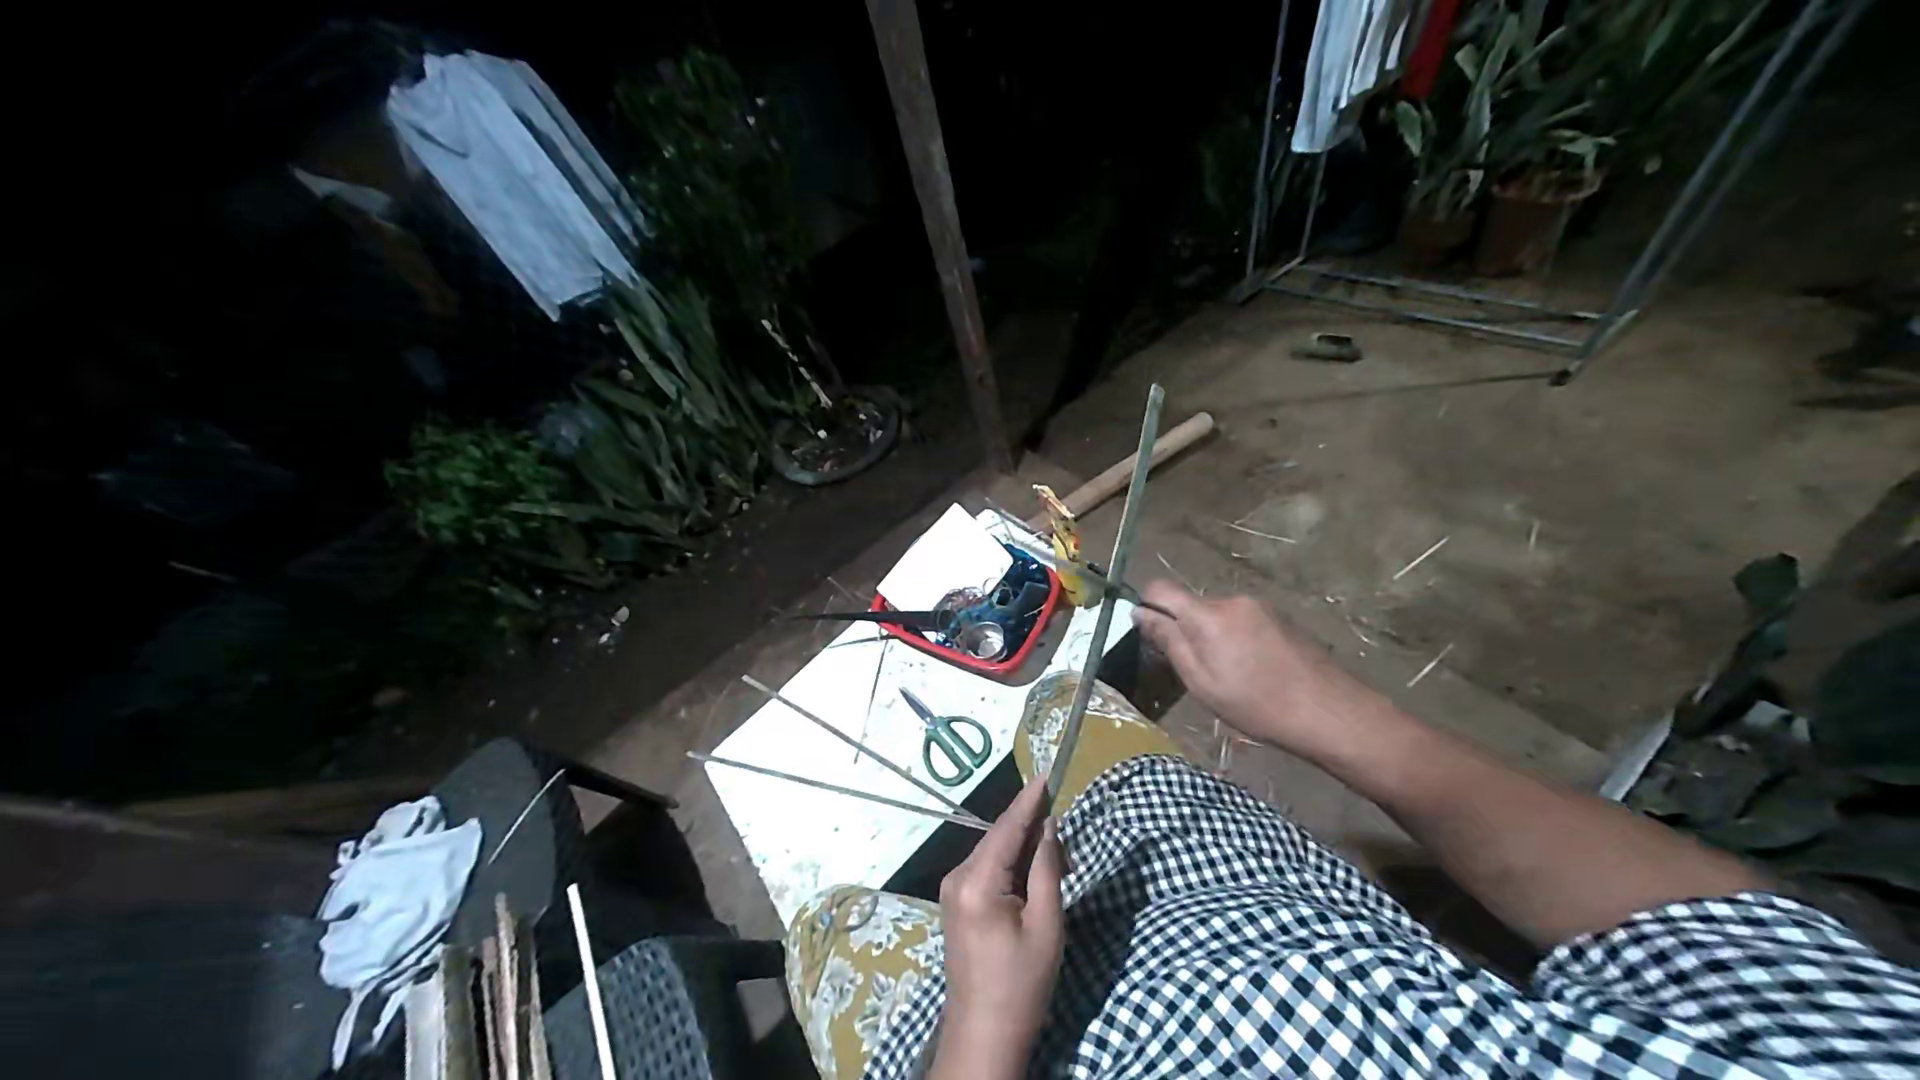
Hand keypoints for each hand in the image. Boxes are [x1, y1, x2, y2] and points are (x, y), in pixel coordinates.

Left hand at [931, 774, 1064, 1079]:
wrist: (983, 1035)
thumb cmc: (1021, 985)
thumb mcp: (1046, 926)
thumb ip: (1047, 869)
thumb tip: (1049, 827)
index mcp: (976, 881)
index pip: (1008, 827)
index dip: (1030, 799)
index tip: (1048, 773)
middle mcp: (957, 875)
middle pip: (1000, 837)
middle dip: (1033, 830)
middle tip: (1068, 842)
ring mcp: (952, 888)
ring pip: (995, 852)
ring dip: (1024, 850)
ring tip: (1059, 864)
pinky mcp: (956, 900)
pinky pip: (987, 868)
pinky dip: (1012, 866)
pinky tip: (1035, 875)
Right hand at [1133, 581, 1390, 759]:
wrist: (1331, 712)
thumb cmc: (1257, 705)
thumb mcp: (1201, 682)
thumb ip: (1169, 642)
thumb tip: (1140, 613)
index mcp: (1207, 615)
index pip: (1160, 589)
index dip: (1147, 605)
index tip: (1149, 633)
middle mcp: (1231, 600)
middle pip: (1190, 604)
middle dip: (1183, 628)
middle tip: (1195, 669)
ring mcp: (1258, 606)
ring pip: (1215, 614)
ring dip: (1211, 635)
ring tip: (1229, 674)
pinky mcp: (1278, 616)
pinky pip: (1240, 619)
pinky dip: (1234, 637)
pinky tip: (1252, 669)